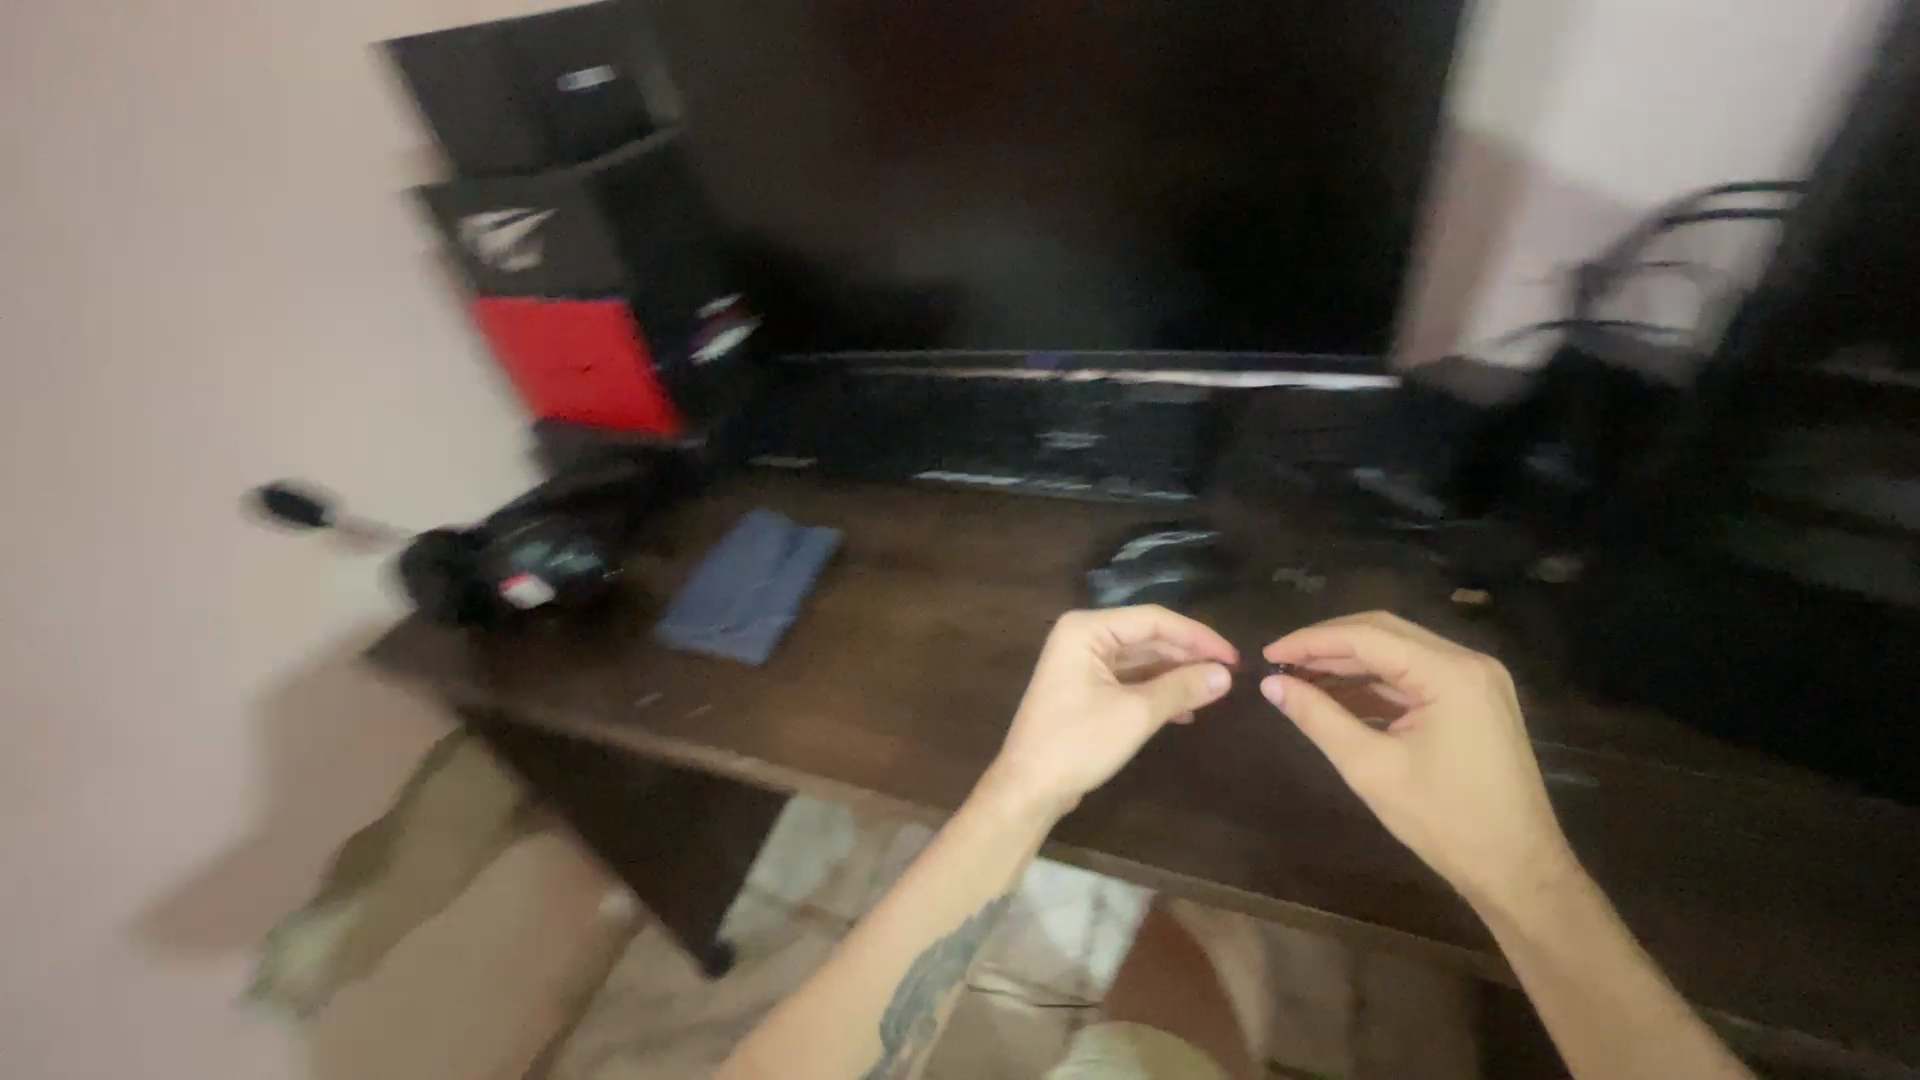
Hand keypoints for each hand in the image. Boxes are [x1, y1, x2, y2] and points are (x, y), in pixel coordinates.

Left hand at [983, 606, 1237, 818]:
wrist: (1029, 786)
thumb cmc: (1077, 743)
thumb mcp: (1135, 714)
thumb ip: (1181, 688)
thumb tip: (1226, 675)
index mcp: (1087, 629)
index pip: (1153, 619)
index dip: (1197, 636)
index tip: (1235, 657)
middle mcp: (1082, 637)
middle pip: (1147, 636)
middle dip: (1188, 655)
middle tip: (1230, 675)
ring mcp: (1081, 663)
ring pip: (1140, 659)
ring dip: (1175, 675)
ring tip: (1215, 691)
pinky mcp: (1084, 688)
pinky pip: (1128, 679)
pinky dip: (1156, 691)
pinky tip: (1186, 710)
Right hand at [1260, 611, 1576, 910]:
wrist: (1518, 870)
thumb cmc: (1444, 821)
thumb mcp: (1369, 767)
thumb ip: (1317, 717)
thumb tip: (1269, 684)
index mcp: (1450, 674)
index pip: (1366, 636)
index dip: (1310, 641)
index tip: (1266, 654)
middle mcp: (1467, 663)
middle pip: (1382, 632)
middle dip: (1326, 644)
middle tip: (1279, 662)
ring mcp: (1475, 679)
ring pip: (1395, 651)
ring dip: (1346, 662)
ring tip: (1298, 677)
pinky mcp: (1473, 698)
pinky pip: (1412, 674)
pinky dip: (1371, 681)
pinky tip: (1334, 695)